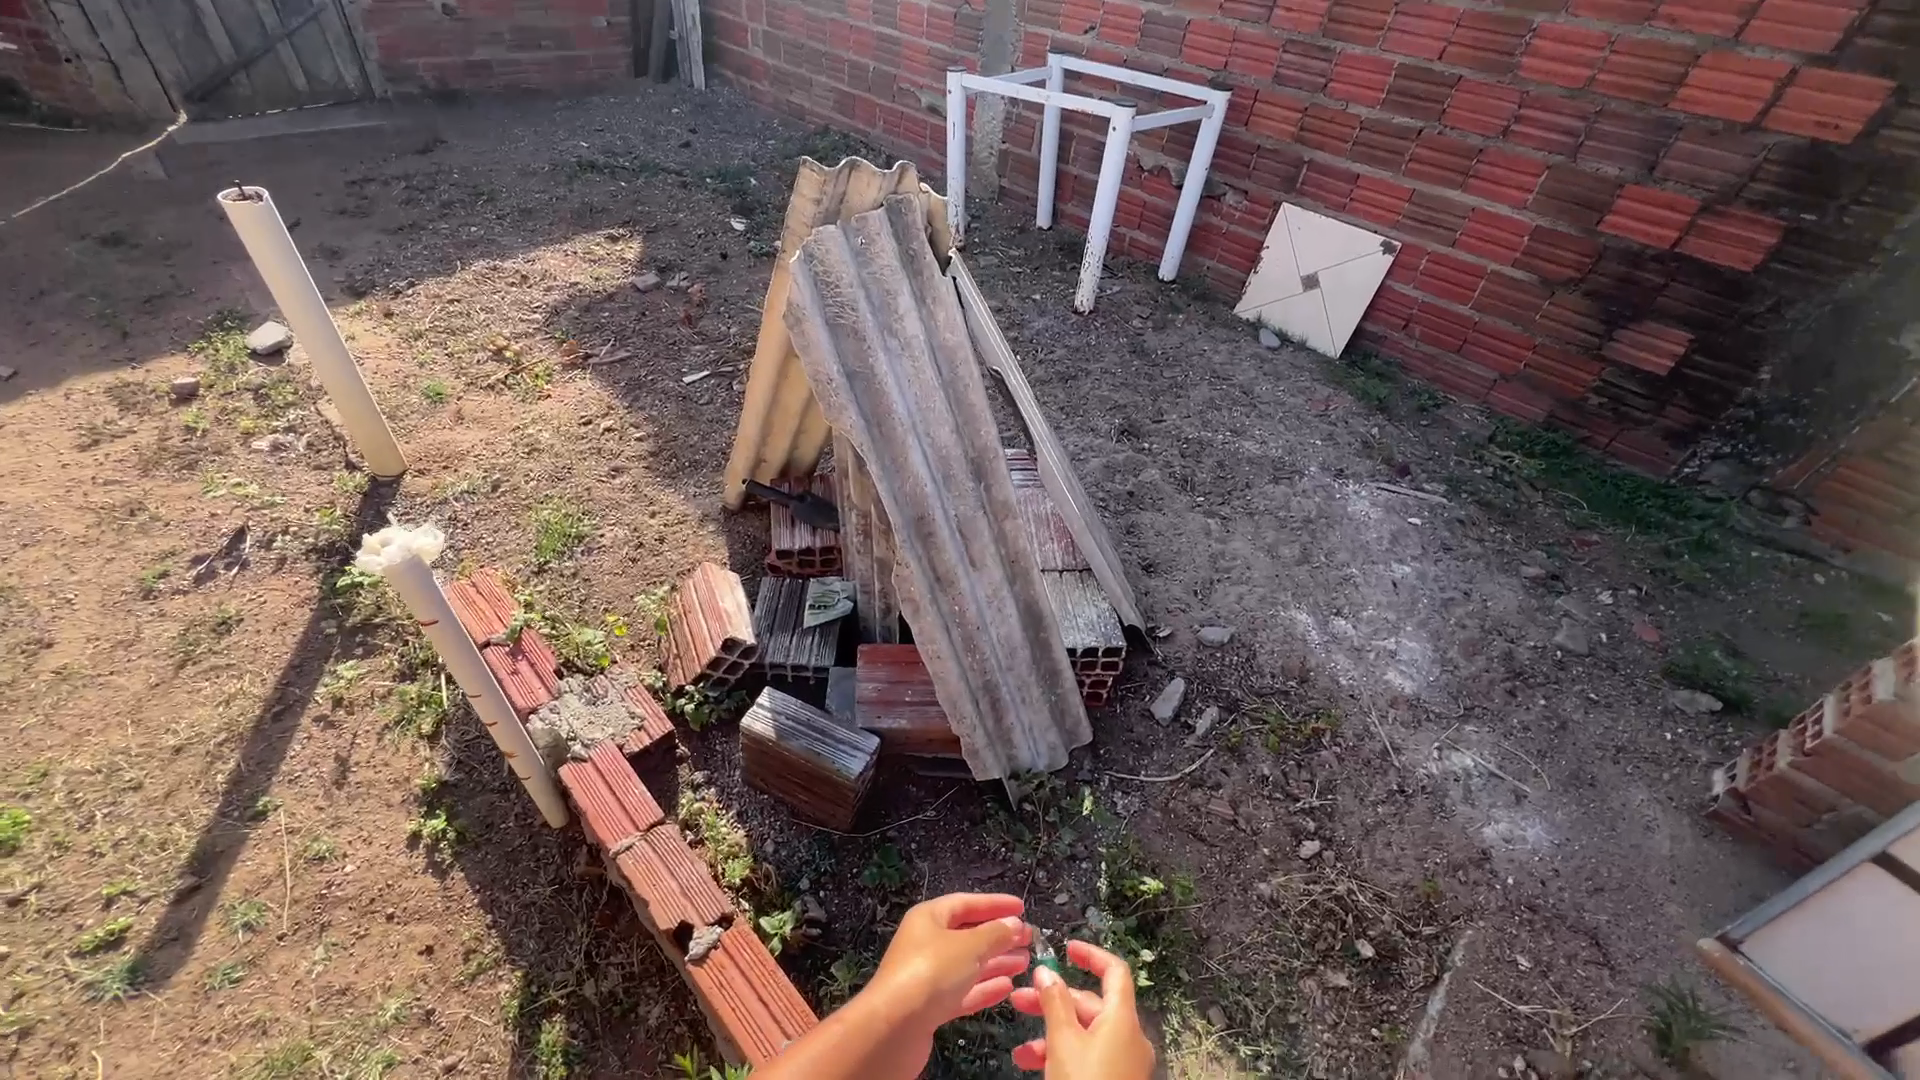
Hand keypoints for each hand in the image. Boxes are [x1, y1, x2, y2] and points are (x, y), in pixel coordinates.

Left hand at [866, 892, 1032, 1034]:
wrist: (894, 1027)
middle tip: (1029, 938)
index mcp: (929, 918)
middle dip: (999, 936)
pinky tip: (1007, 987)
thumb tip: (1015, 924)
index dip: (994, 904)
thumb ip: (995, 933)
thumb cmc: (931, 972)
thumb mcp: (968, 946)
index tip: (1022, 907)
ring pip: (968, 964)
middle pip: (968, 934)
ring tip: (1025, 962)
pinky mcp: (931, 1006)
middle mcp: (927, 942)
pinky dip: (985, 987)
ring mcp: (928, 975)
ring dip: (996, 962)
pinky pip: (963, 990)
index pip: (966, 903)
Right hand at [1007, 940, 1154, 1077]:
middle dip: (1053, 1001)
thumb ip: (1054, 1001)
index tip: (1065, 948)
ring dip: (1050, 1032)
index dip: (1091, 955)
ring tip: (1020, 1046)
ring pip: (1084, 1034)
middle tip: (1020, 999)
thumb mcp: (1063, 1041)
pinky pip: (1087, 1057)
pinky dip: (1061, 1054)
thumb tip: (1046, 970)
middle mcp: (1128, 1037)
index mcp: (1122, 1019)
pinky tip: (1030, 1063)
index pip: (1114, 971)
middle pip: (1091, 1004)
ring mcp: (1122, 1062)